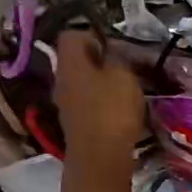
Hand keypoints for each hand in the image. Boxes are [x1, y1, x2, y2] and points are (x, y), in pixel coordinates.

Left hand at [52, 30, 148, 163]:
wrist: (100, 156)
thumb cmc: (112, 110)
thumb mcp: (123, 75)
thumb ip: (118, 57)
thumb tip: (112, 50)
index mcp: (70, 63)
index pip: (72, 35)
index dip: (94, 34)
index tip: (117, 45)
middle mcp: (62, 79)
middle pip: (78, 59)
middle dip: (101, 59)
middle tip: (128, 65)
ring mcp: (67, 102)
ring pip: (84, 80)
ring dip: (104, 80)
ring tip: (129, 87)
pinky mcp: (77, 121)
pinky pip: (89, 100)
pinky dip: (104, 99)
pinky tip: (122, 107)